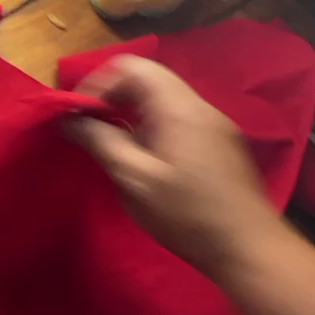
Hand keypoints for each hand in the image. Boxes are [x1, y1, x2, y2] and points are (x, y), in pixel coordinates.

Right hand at [64, 55, 290, 278]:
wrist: (247, 248)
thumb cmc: (185, 213)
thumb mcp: (133, 178)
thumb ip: (98, 141)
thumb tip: (67, 118)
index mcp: (178, 108)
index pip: (131, 67)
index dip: (96, 85)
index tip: (78, 117)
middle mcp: (199, 106)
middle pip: (146, 81)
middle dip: (110, 100)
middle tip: (87, 132)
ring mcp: (212, 125)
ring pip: (161, 101)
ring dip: (128, 115)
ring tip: (109, 148)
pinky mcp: (218, 144)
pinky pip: (175, 120)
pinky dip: (148, 128)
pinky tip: (140, 160)